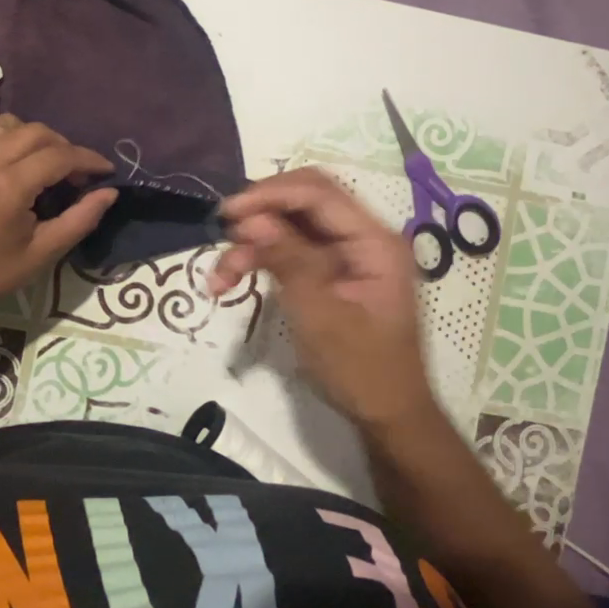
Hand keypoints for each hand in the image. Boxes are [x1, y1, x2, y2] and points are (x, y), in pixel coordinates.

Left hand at [0, 111, 117, 324]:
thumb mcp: (44, 253)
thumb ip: (80, 219)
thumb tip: (110, 192)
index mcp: (9, 186)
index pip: (60, 156)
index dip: (88, 160)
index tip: (105, 171)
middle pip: (36, 132)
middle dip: (64, 147)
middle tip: (74, 173)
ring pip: (5, 124)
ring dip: (29, 137)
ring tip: (38, 164)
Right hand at [207, 168, 436, 426]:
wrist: (387, 415)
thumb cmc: (361, 370)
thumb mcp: (320, 316)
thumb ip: (288, 260)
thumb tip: (251, 219)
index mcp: (374, 241)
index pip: (318, 193)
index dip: (270, 194)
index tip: (228, 214)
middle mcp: (362, 236)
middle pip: (303, 199)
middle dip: (259, 212)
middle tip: (225, 234)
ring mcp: (345, 252)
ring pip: (289, 223)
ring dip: (252, 242)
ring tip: (221, 277)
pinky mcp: (328, 269)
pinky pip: (288, 248)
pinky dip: (259, 259)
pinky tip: (230, 281)